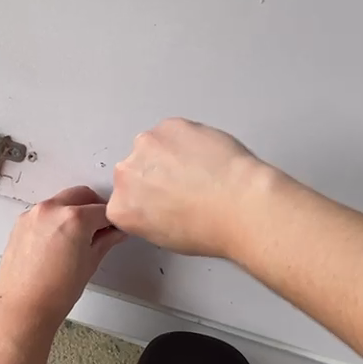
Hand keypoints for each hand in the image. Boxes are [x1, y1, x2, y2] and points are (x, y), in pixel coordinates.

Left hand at [0, 186, 125, 325]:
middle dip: (94, 207)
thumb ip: (105, 241)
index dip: (113, 219)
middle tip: (101, 226)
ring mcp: (34, 214)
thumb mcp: (90, 263)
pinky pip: (44, 211)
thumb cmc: (54, 293)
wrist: (24, 307)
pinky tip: (60, 239)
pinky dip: (56, 217)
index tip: (115, 227)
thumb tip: (114, 233)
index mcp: (74, 218)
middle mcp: (52, 210)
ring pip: (62, 200)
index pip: (103, 209)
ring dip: (74, 210)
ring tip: (80, 235)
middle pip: (82, 195)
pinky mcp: (21, 223)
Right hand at [107, 118, 278, 258]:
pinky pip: (174, 131)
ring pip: (154, 147)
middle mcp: (126, 174)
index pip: (125, 200)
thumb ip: (148, 217)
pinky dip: (188, 140)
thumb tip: (159, 205)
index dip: (148, 201)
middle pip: (136, 170)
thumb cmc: (211, 228)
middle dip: (155, 175)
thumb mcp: (166, 238)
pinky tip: (207, 157)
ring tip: (200, 172)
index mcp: (121, 208)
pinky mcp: (169, 125)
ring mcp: (146, 145)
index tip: (163, 202)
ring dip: (170, 155)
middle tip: (185, 187)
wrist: (241, 205)